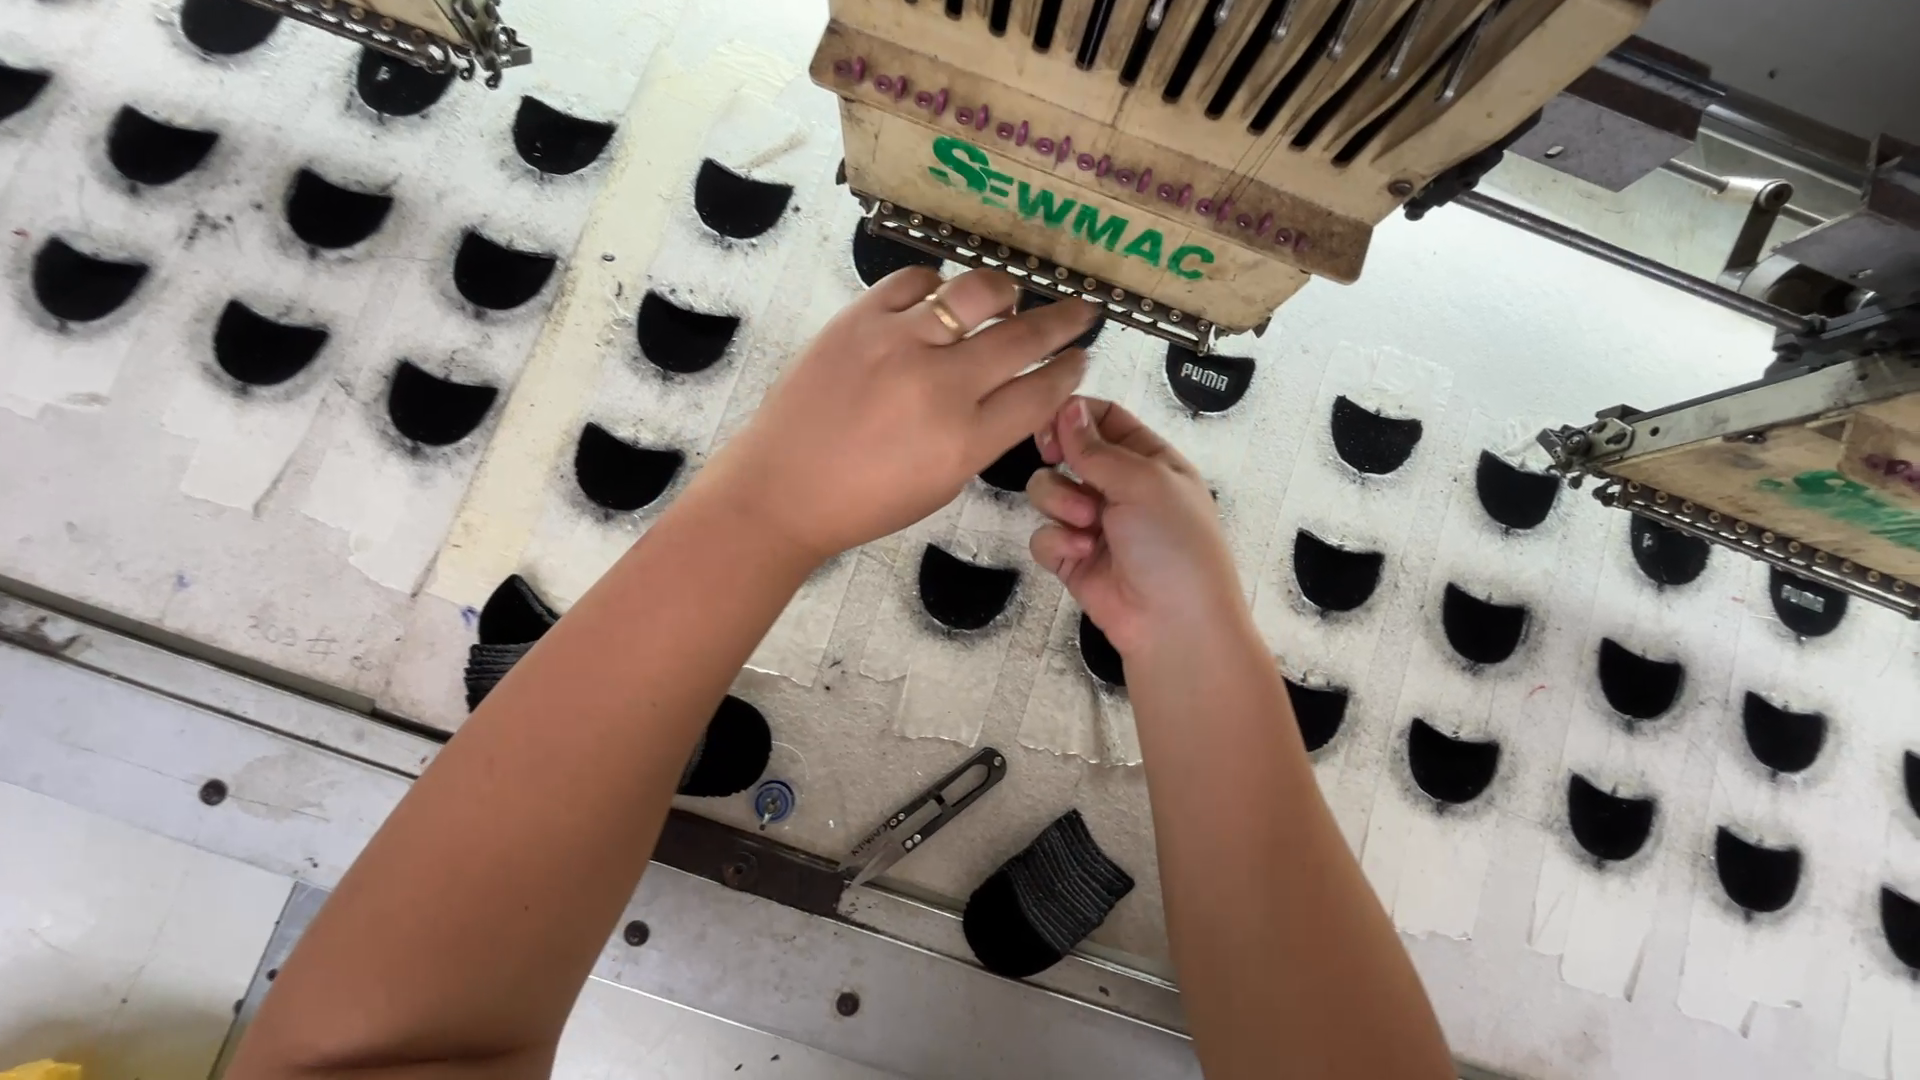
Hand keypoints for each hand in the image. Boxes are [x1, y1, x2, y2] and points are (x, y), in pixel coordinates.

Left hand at [697, 267, 1096, 562]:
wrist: (781, 489)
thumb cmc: (864, 502)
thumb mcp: (941, 485)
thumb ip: (983, 438)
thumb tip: (1015, 390)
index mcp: (964, 442)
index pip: (1040, 394)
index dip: (1069, 372)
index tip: (1080, 358)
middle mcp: (939, 386)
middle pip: (1023, 339)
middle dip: (1063, 322)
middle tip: (1082, 311)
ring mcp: (897, 344)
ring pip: (976, 293)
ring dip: (1006, 291)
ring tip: (1011, 296)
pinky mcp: (858, 318)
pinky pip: (915, 281)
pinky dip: (937, 286)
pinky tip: (941, 299)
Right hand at [1026, 398, 1247, 657]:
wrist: (1173, 624)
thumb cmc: (1174, 543)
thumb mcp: (1144, 482)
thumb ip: (1097, 447)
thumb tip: (1067, 407)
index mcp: (1147, 460)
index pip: (1104, 419)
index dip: (1075, 415)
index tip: (1051, 423)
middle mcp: (1117, 486)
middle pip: (1066, 450)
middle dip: (1058, 457)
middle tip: (1054, 459)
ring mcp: (1091, 522)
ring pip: (1047, 491)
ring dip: (1060, 502)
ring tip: (1087, 525)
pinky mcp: (1070, 557)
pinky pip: (1043, 534)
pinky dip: (1057, 541)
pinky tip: (1081, 554)